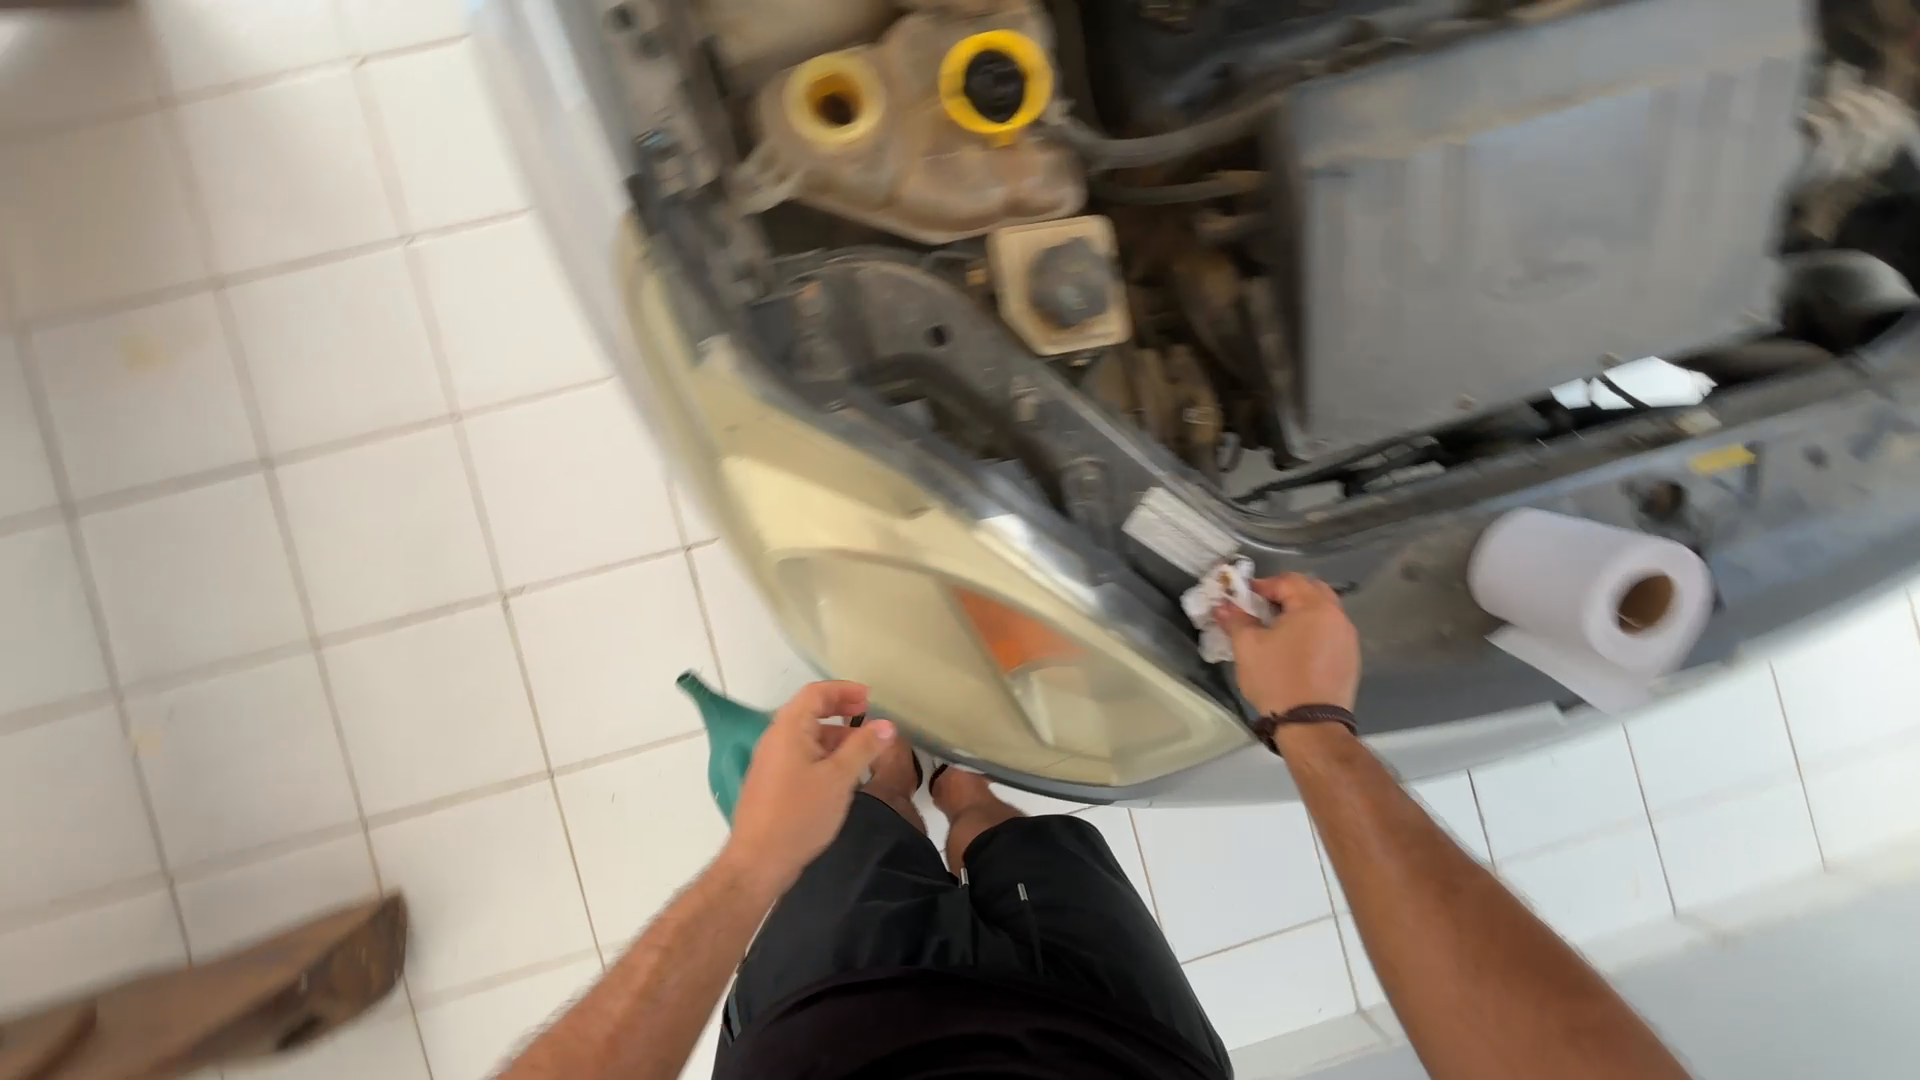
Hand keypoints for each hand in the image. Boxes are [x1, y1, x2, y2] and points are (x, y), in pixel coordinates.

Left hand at [722, 681, 893, 895]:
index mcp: (789, 729)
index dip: (844, 690)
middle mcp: (776, 739)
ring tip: (863, 749)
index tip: (870, 699)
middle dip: (841, 709)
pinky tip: (842, 775)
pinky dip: (824, 753)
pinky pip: (801, 755)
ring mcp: (771, 762)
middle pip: (809, 711)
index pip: (815, 693)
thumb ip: (864, 747)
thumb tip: (887, 724)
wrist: (758, 863)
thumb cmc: (799, 814)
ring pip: (807, 736)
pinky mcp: (772, 783)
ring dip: (835, 735)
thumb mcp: (839, 779)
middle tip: (868, 716)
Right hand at [1214, 573, 1360, 715]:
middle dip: (1284, 594)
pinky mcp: (1350, 659)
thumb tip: (1222, 606)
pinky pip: (1329, 632)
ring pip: (1322, 612)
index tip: (1242, 598)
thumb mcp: (1247, 646)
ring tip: (1276, 629)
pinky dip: (1311, 631)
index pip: (1287, 581)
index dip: (1261, 585)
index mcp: (1314, 607)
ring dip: (1299, 612)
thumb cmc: (1276, 678)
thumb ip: (1236, 620)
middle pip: (1311, 590)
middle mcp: (1337, 617)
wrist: (1311, 725)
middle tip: (1261, 608)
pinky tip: (1294, 649)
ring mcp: (1348, 639)